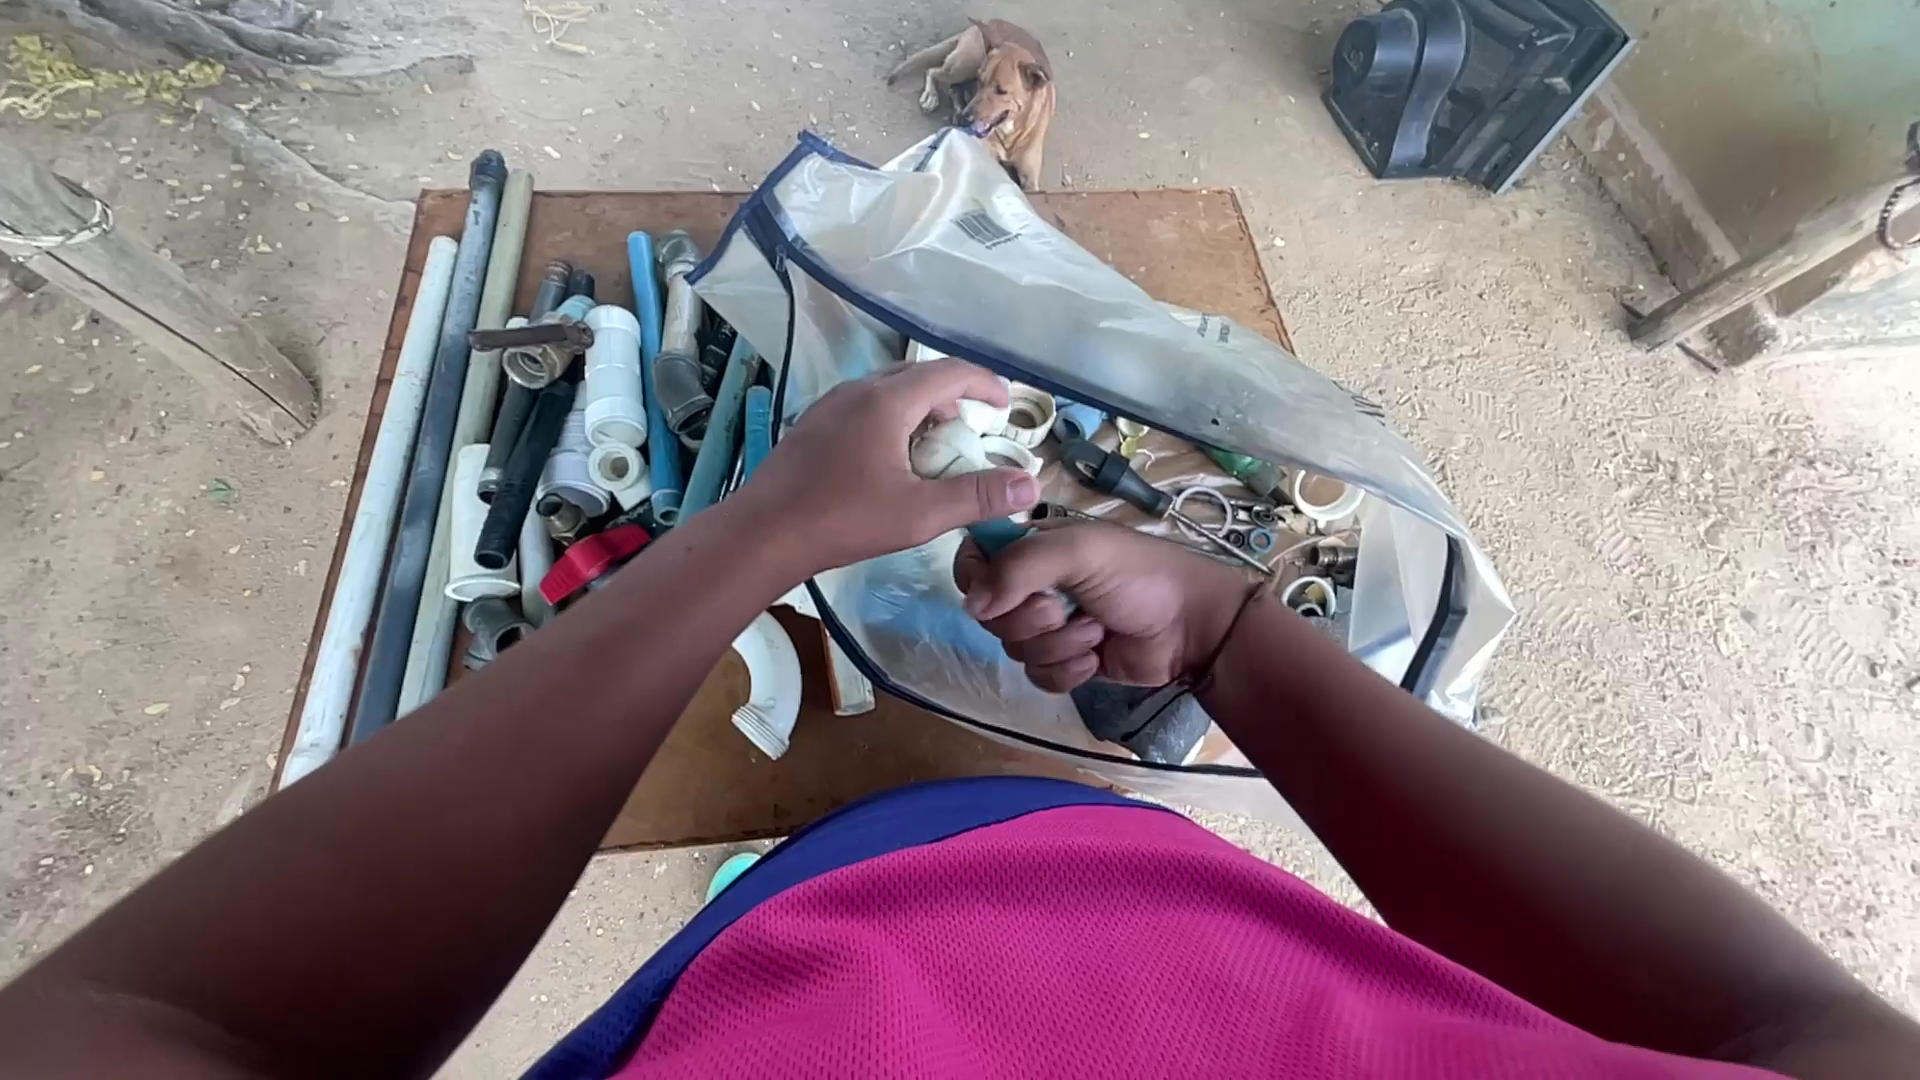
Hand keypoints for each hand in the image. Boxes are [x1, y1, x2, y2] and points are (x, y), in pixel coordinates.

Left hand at [734, 359, 1038, 573]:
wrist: (763, 533)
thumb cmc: (844, 519)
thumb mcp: (920, 513)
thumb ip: (977, 496)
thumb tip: (1031, 484)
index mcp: (887, 401)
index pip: (949, 372)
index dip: (984, 383)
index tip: (1005, 404)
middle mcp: (858, 391)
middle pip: (917, 375)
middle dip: (952, 395)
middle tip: (971, 427)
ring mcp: (829, 406)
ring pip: (887, 390)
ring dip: (919, 407)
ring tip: (934, 444)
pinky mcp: (812, 427)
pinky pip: (864, 407)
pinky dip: (891, 419)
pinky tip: (889, 458)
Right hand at [952, 523, 1258, 691]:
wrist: (1192, 625)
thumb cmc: (1137, 575)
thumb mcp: (1078, 553)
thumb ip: (1019, 568)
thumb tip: (972, 606)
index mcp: (1031, 549)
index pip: (973, 563)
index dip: (978, 583)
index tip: (1001, 594)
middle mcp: (1033, 587)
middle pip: (991, 616)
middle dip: (1030, 620)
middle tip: (1066, 609)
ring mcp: (1048, 627)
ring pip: (1015, 649)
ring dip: (1058, 645)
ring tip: (1096, 631)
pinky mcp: (1065, 661)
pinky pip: (1037, 676)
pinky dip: (1067, 671)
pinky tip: (1096, 659)